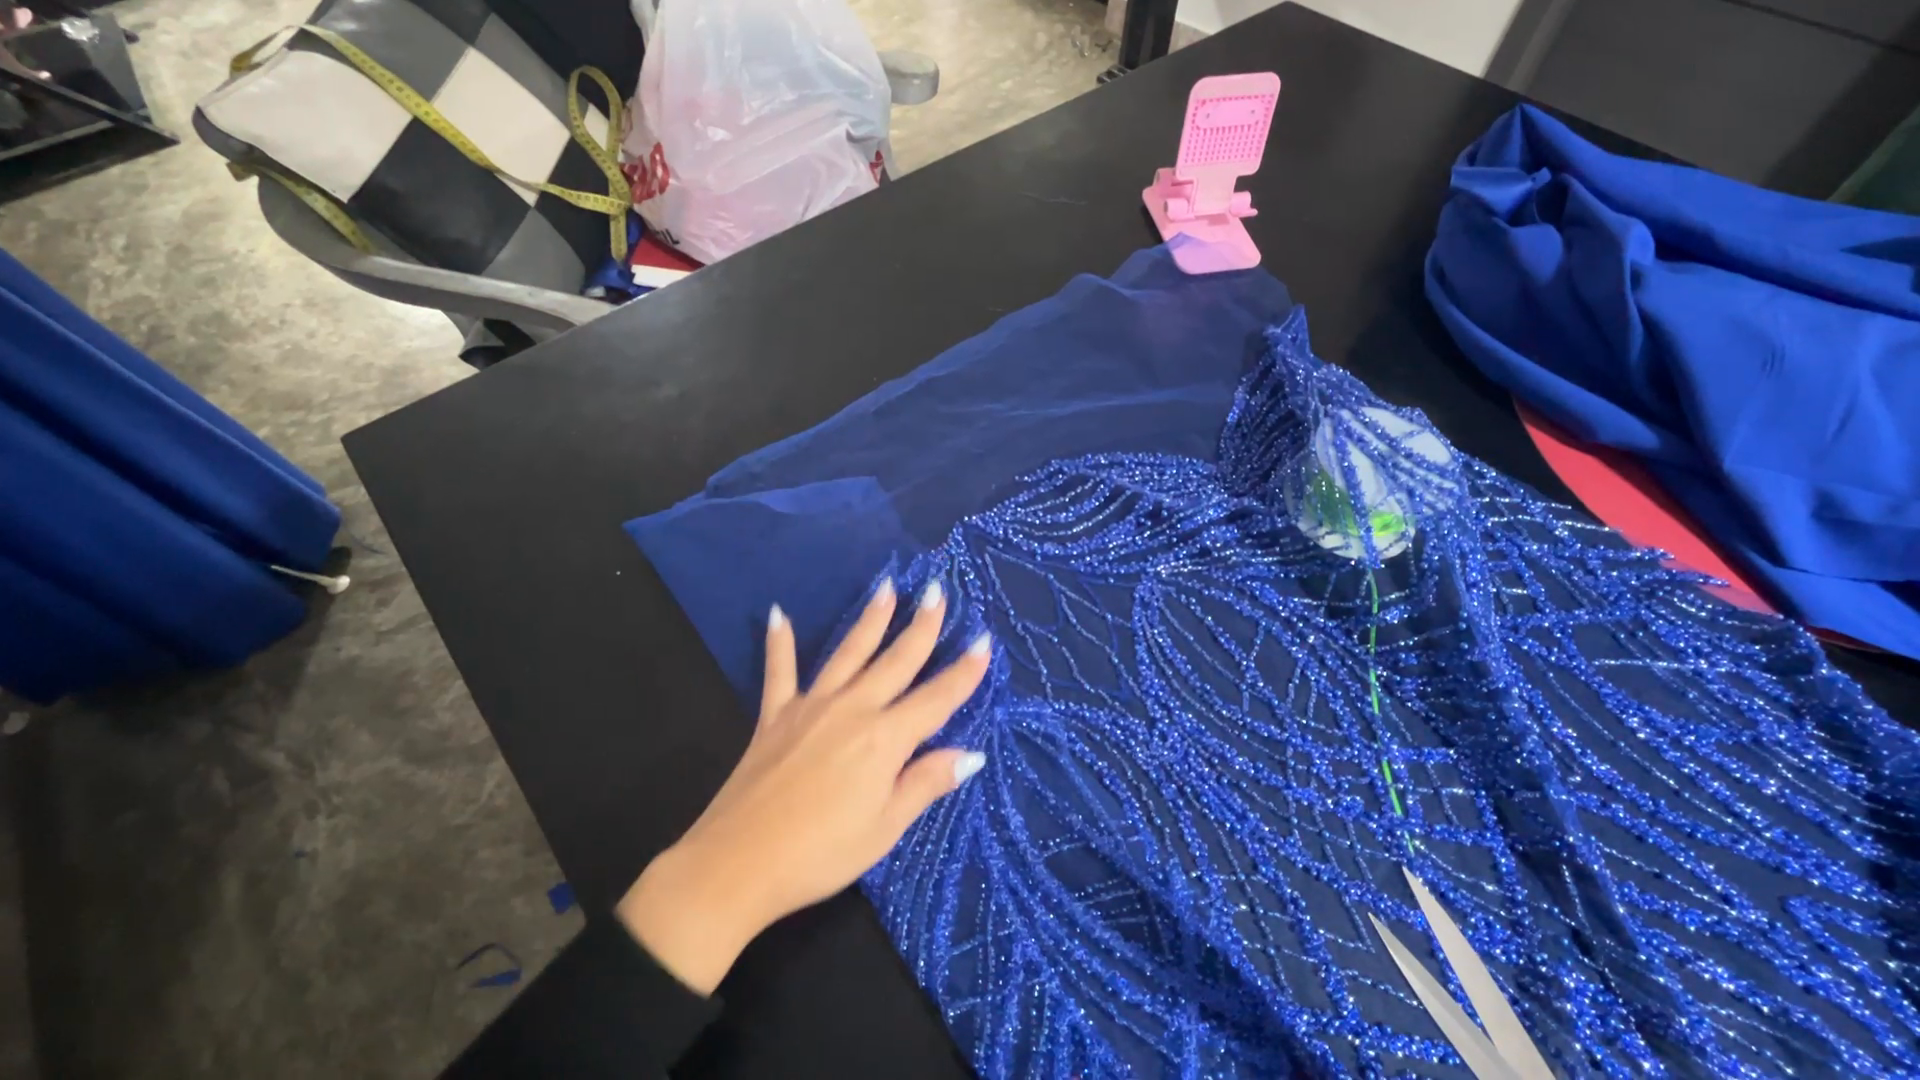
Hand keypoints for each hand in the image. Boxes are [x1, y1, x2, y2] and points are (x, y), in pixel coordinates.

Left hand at [616, 579, 989, 994]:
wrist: (738, 863)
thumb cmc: (821, 854)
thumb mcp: (885, 828)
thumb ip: (925, 783)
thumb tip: (971, 753)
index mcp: (885, 740)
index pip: (936, 699)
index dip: (964, 672)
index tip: (984, 640)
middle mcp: (852, 710)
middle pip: (895, 661)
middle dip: (922, 626)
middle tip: (938, 591)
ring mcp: (810, 707)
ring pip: (849, 653)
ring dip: (871, 619)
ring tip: (887, 587)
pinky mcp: (774, 716)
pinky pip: (780, 671)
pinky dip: (780, 642)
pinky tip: (778, 614)